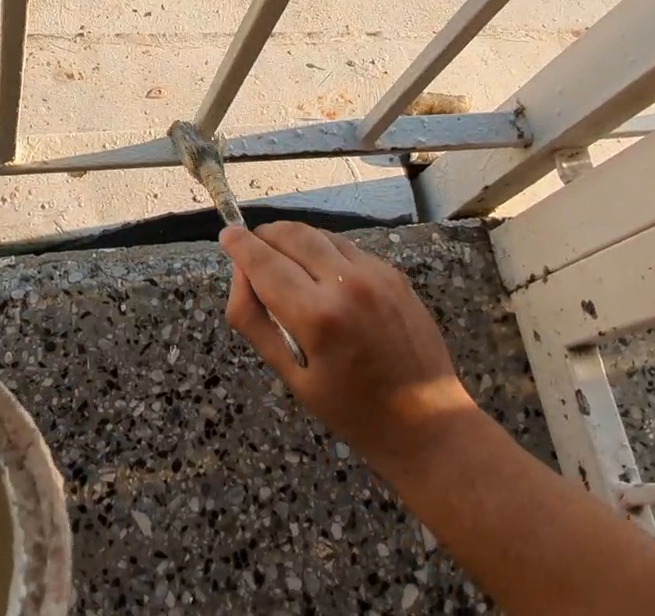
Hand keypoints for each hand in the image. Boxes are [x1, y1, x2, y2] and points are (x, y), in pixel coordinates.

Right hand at [221, 223, 476, 476]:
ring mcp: (375, 274)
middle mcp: (346, 284)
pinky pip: (346, 247)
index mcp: (316, 316)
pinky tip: (318, 271)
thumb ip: (254, 321)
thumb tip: (239, 274)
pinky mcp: (393, 274)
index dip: (239, 245)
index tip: (226, 234)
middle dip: (264, 235)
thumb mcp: (290, 377)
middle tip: (251, 247)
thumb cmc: (352, 410)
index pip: (264, 262)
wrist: (428, 421)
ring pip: (320, 234)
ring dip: (293, 238)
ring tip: (281, 256)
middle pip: (292, 235)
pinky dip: (323, 249)